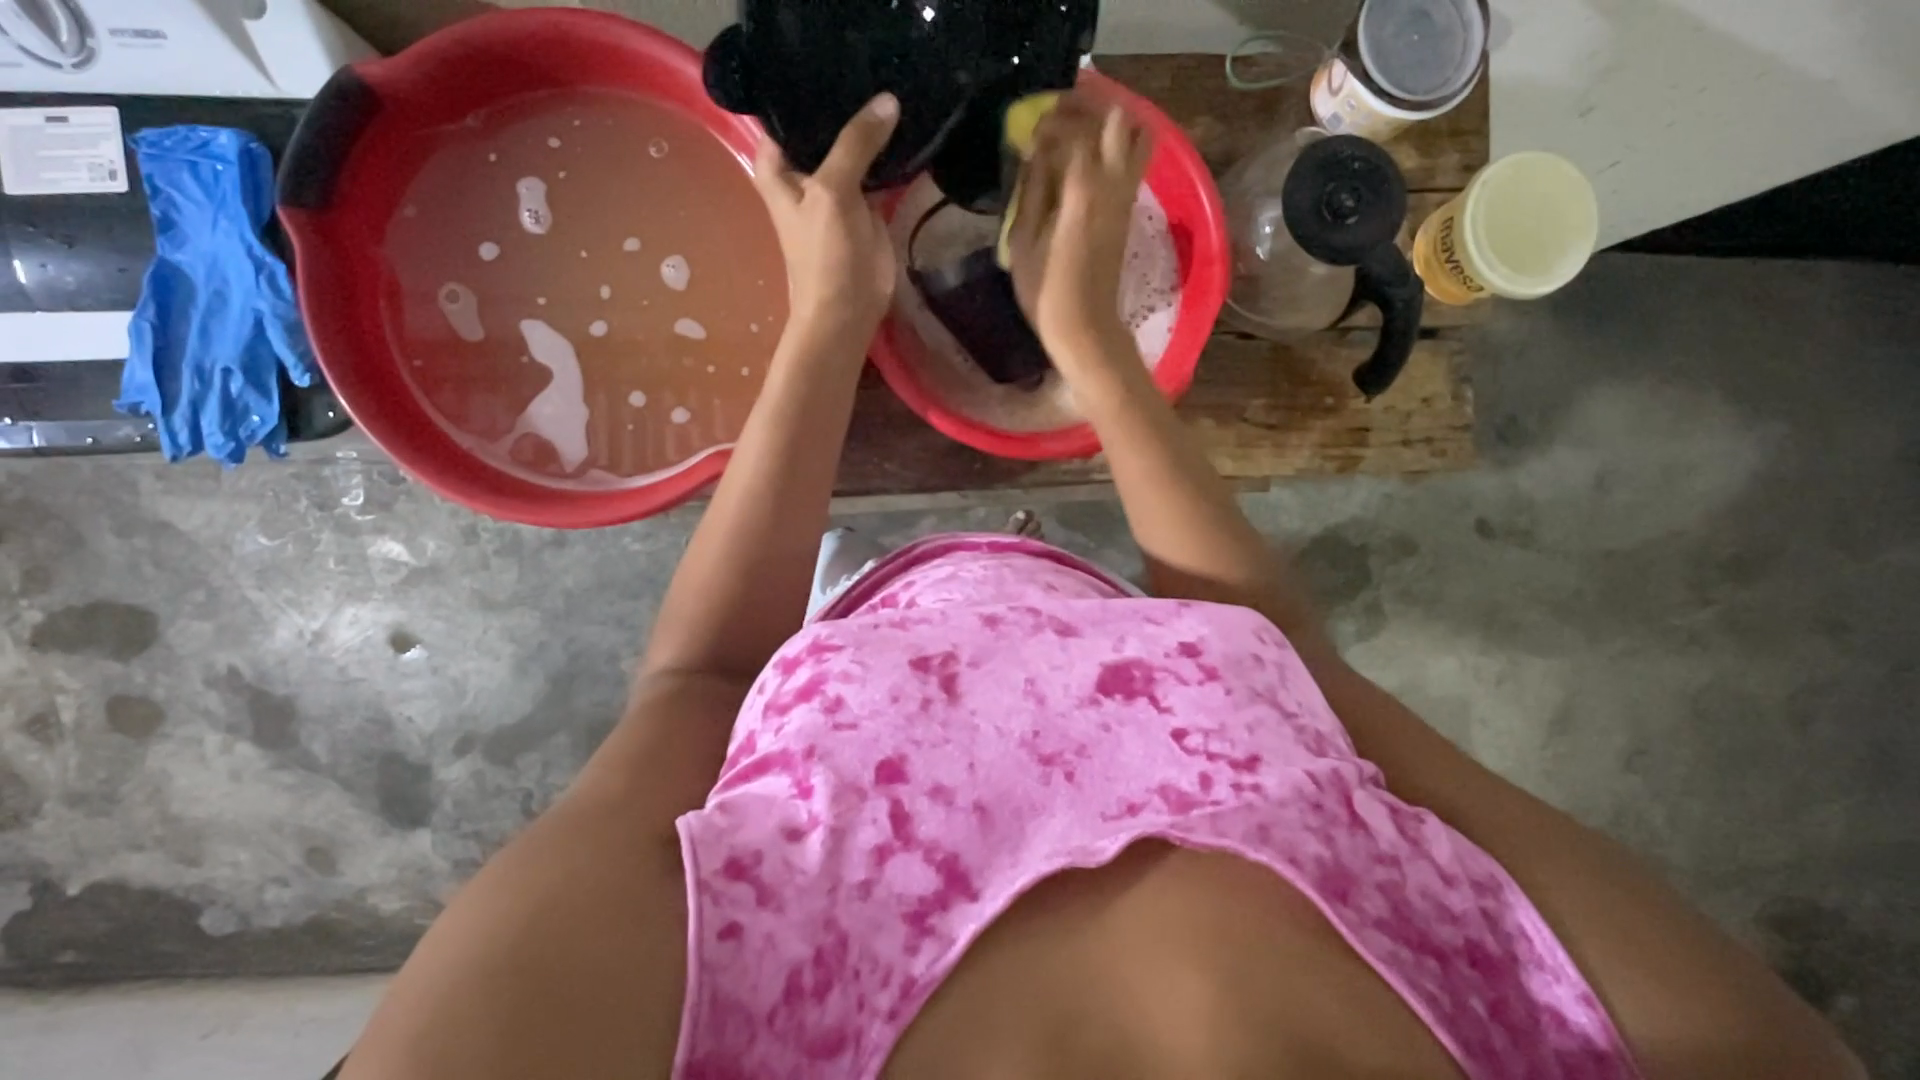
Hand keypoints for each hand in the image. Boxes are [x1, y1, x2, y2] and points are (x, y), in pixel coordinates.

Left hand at [751, 93, 900, 348]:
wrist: (846, 313)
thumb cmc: (825, 256)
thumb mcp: (833, 191)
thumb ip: (856, 144)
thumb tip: (887, 102)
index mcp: (778, 166)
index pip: (790, 113)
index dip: (812, 92)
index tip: (843, 69)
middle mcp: (802, 173)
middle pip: (824, 128)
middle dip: (848, 110)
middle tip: (880, 80)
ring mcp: (835, 190)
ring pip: (852, 149)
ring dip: (870, 132)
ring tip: (896, 98)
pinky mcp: (863, 208)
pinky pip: (875, 171)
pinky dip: (887, 156)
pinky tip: (906, 131)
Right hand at [1006, 93, 1152, 370]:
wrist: (1085, 327)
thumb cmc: (1045, 290)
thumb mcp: (1023, 239)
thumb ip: (1031, 188)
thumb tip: (1033, 151)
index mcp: (1083, 188)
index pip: (1076, 128)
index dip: (1051, 119)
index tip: (1028, 127)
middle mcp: (1113, 183)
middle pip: (1116, 119)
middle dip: (1087, 106)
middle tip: (1057, 112)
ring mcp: (1126, 195)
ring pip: (1136, 135)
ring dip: (1108, 123)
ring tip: (1076, 128)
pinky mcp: (1128, 209)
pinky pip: (1132, 160)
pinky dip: (1113, 145)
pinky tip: (1084, 154)